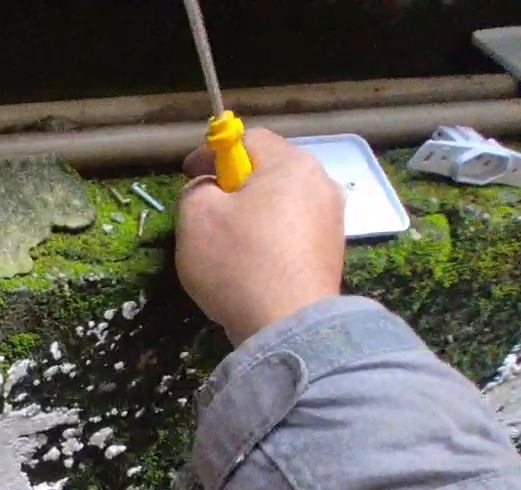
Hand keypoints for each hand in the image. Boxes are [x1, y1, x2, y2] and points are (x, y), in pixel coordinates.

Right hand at [177, 128, 347, 344]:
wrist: (286, 320)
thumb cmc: (237, 262)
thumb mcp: (196, 220)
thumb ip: (196, 191)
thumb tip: (207, 188)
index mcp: (288, 164)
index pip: (248, 138)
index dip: (212, 151)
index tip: (188, 172)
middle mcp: (320, 180)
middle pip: (269, 170)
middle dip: (235, 184)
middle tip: (206, 210)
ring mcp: (331, 215)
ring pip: (281, 201)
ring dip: (253, 211)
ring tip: (228, 240)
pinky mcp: (330, 247)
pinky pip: (292, 230)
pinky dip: (269, 236)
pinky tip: (252, 261)